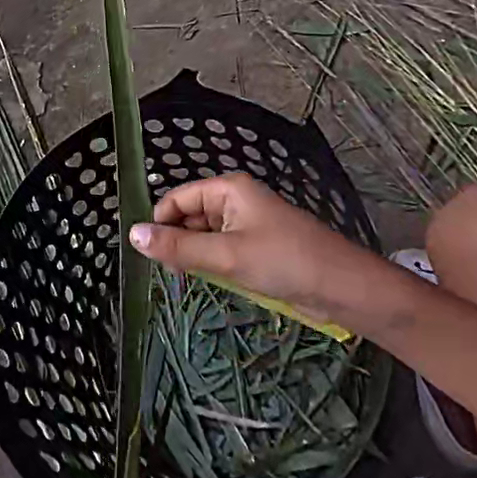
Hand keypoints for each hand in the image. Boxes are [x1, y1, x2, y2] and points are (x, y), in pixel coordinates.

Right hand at [126, 173, 400, 333]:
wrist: (344, 288)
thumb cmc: (285, 261)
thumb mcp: (225, 255)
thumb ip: (177, 246)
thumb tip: (132, 235)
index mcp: (228, 189)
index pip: (176, 199)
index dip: (160, 224)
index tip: (153, 255)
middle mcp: (235, 201)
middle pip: (187, 217)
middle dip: (176, 242)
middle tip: (174, 274)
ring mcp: (246, 225)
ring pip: (202, 237)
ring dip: (193, 257)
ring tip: (192, 280)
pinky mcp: (255, 248)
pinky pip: (220, 251)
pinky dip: (211, 265)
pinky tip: (213, 281)